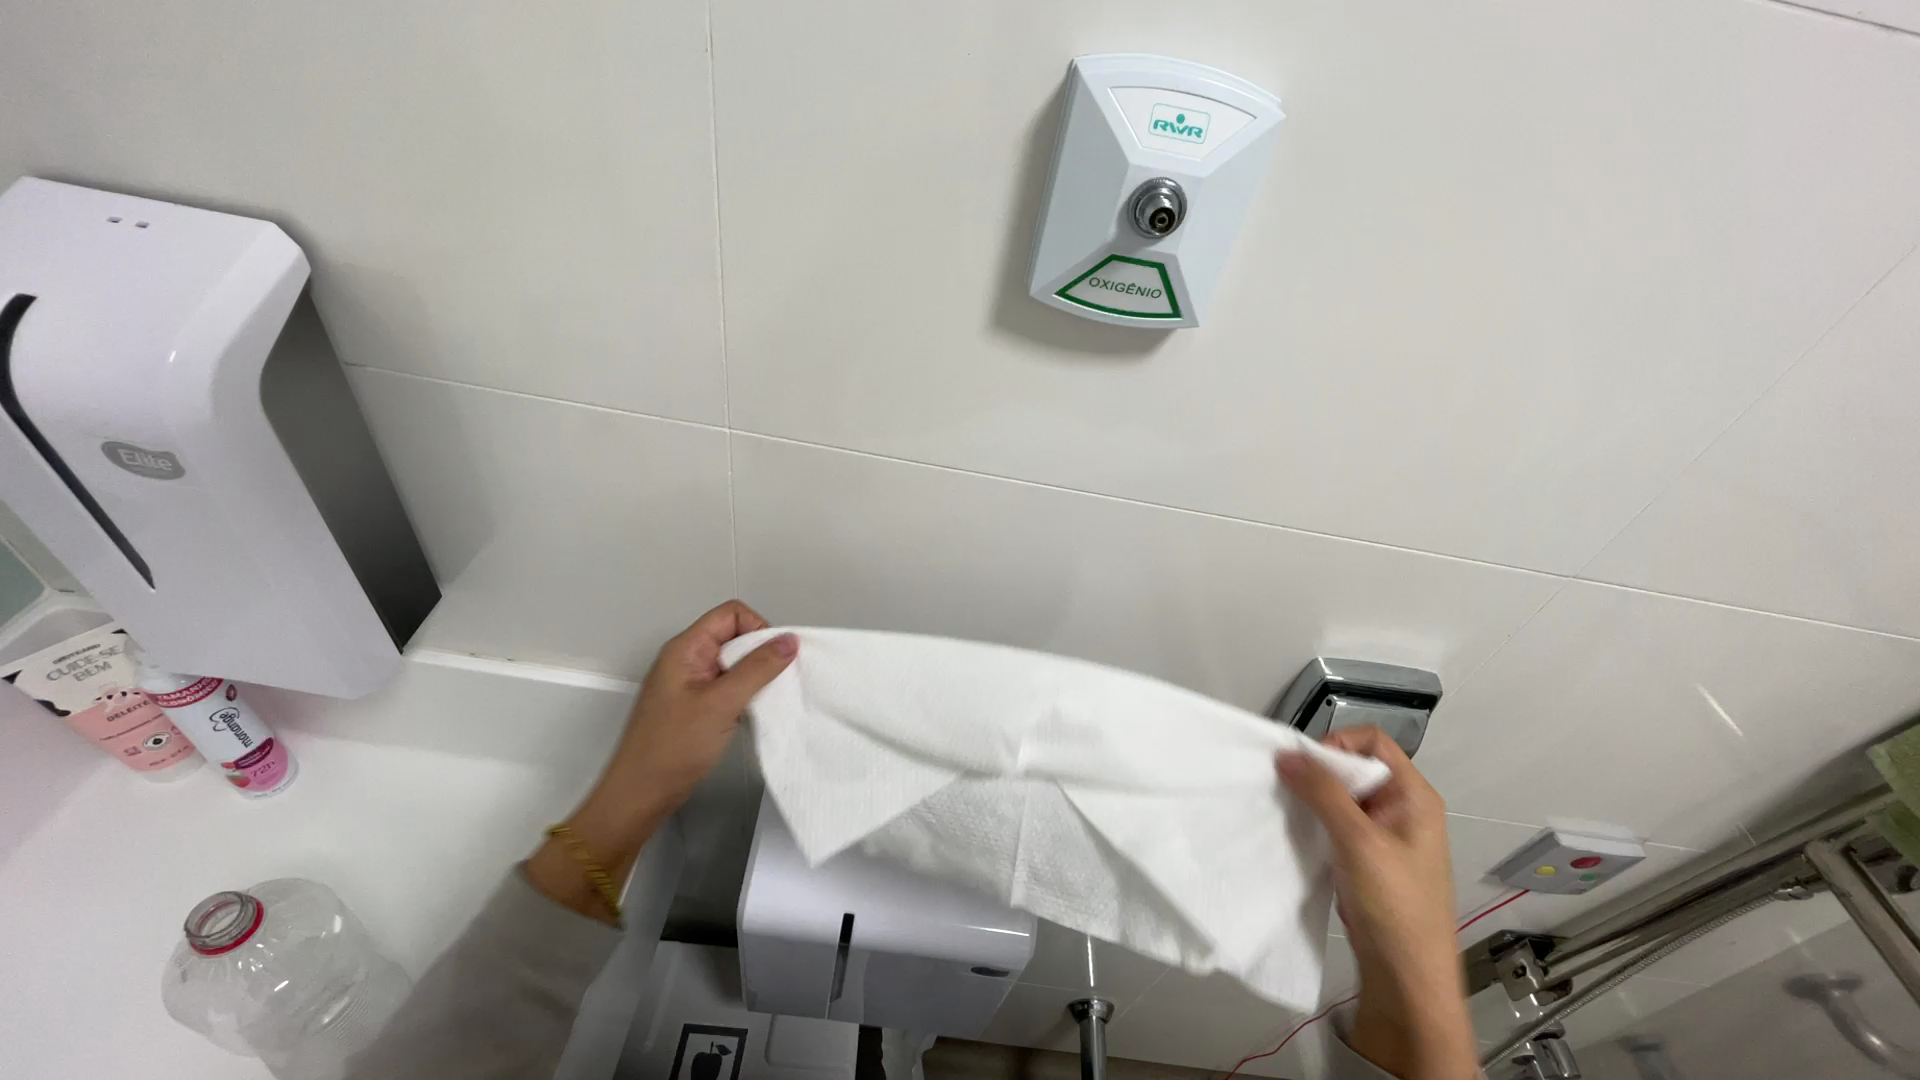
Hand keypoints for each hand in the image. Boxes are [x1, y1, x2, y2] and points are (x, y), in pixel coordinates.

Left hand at [527, 601, 795, 922]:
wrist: (640, 795)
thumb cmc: (675, 746)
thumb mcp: (722, 703)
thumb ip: (758, 668)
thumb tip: (790, 640)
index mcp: (686, 648)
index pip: (731, 614)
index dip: (757, 628)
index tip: (773, 659)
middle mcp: (686, 659)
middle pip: (734, 635)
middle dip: (760, 653)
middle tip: (775, 682)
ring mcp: (689, 683)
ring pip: (733, 663)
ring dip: (754, 676)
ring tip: (765, 700)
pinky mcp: (694, 706)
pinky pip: (727, 686)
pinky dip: (744, 694)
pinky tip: (752, 714)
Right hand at [1278, 726, 1476, 1079]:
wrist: (1407, 975)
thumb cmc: (1394, 902)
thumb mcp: (1357, 840)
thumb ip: (1322, 792)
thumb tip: (1286, 754)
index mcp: (1414, 796)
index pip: (1374, 742)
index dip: (1338, 744)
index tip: (1305, 764)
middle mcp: (1402, 808)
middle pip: (1354, 767)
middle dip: (1318, 771)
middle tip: (1286, 785)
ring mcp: (1384, 834)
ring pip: (1342, 796)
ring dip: (1313, 798)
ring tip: (1286, 808)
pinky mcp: (1366, 857)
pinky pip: (1337, 823)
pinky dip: (1315, 821)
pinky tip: (1295, 831)